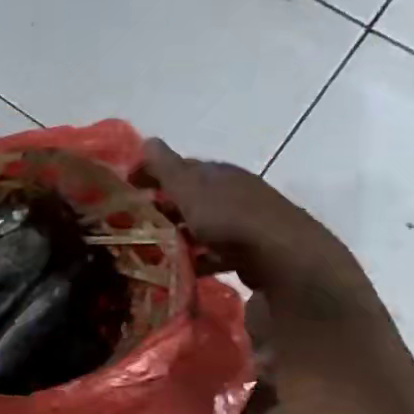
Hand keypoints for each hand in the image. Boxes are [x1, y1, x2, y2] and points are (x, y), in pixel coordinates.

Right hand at [137, 139, 371, 316]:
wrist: (288, 266)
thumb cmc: (233, 221)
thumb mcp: (192, 190)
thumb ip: (167, 169)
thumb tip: (147, 141)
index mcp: (222, 174)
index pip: (181, 167)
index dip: (153, 175)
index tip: (126, 192)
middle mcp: (237, 195)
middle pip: (193, 198)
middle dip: (164, 207)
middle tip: (132, 225)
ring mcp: (247, 227)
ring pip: (204, 227)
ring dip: (179, 236)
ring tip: (152, 252)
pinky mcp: (254, 257)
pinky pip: (217, 254)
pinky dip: (198, 259)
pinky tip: (184, 273)